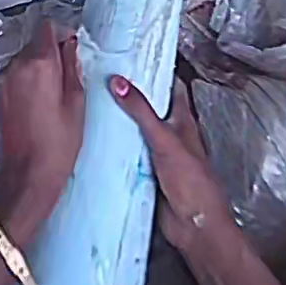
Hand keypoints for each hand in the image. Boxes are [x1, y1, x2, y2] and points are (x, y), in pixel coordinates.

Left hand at [0, 23, 84, 234]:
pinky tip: (43, 99)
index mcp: (39, 62)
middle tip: (70, 73)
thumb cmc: (59, 141)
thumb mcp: (77, 101)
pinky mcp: (0, 92)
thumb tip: (70, 45)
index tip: (74, 48)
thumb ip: (73, 66)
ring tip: (57, 89)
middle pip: (36, 41)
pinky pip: (19, 73)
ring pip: (27, 57)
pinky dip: (31, 77)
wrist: (28, 174)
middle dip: (53, 50)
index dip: (62, 33)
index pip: (47, 27)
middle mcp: (17, 64)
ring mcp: (5, 78)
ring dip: (41, 64)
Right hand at [109, 76, 236, 256]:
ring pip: (136, 131)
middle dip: (129, 95)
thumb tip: (118, 81)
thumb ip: (141, 111)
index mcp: (182, 119)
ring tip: (92, 103)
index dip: (154, 71)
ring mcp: (157, 153)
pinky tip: (94, 140)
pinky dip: (115, 147)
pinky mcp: (145, 172)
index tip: (130, 58)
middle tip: (101, 79)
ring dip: (120, 121)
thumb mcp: (164, 138)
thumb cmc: (190, 179)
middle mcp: (170, 132)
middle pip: (149, 108)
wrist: (193, 227)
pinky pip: (127, 154)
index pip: (169, 86)